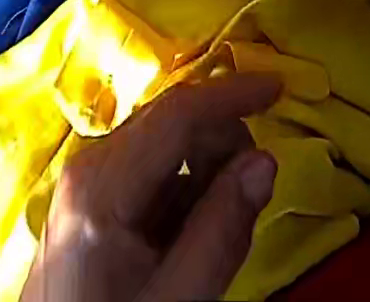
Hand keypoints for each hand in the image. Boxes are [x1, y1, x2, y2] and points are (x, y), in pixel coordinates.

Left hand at [21, 74, 281, 301]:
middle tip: (250, 190)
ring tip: (218, 223)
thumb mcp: (174, 301)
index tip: (280, 88)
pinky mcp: (93, 198)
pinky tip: (190, 233)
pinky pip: (157, 167)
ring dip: (209, 165)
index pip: (179, 112)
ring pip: (171, 140)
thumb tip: (265, 161)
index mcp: (103, 186)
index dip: (233, 94)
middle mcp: (91, 166)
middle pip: (177, 120)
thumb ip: (221, 233)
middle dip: (225, 141)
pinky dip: (188, 185)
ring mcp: (89, 180)